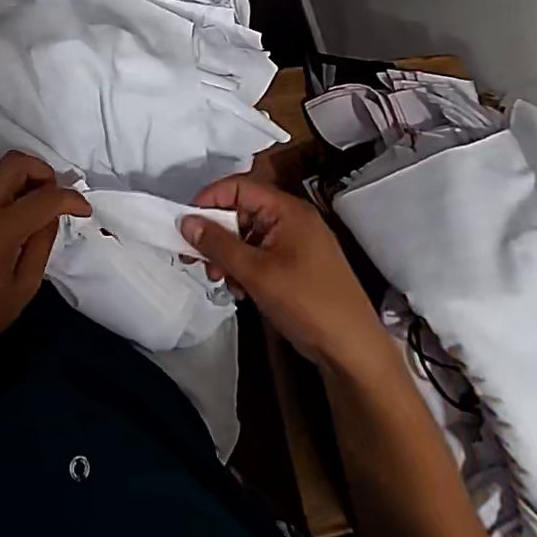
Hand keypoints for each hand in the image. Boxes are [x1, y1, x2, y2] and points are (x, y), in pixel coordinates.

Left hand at [0, 152, 90, 392]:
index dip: (70, 198)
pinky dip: (15, 192)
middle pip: (14, 162)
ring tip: (46, 211)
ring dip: (29, 179)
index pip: (42, 197)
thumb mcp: (23, 286)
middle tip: (59, 198)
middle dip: (44, 171)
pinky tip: (27, 220)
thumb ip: (41, 244)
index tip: (84, 210)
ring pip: (1, 172)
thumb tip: (53, 214)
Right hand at [180, 175, 388, 371]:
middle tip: (196, 259)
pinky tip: (240, 290)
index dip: (208, 200)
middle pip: (240, 213)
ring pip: (246, 237)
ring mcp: (294, 243)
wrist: (351, 349)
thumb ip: (217, 244)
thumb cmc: (309, 303)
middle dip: (215, 236)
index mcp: (287, 210)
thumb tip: (187, 222)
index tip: (186, 223)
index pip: (238, 187)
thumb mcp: (255, 271)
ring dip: (227, 256)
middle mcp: (291, 220)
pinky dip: (243, 269)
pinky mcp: (294, 265)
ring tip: (222, 280)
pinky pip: (258, 255)